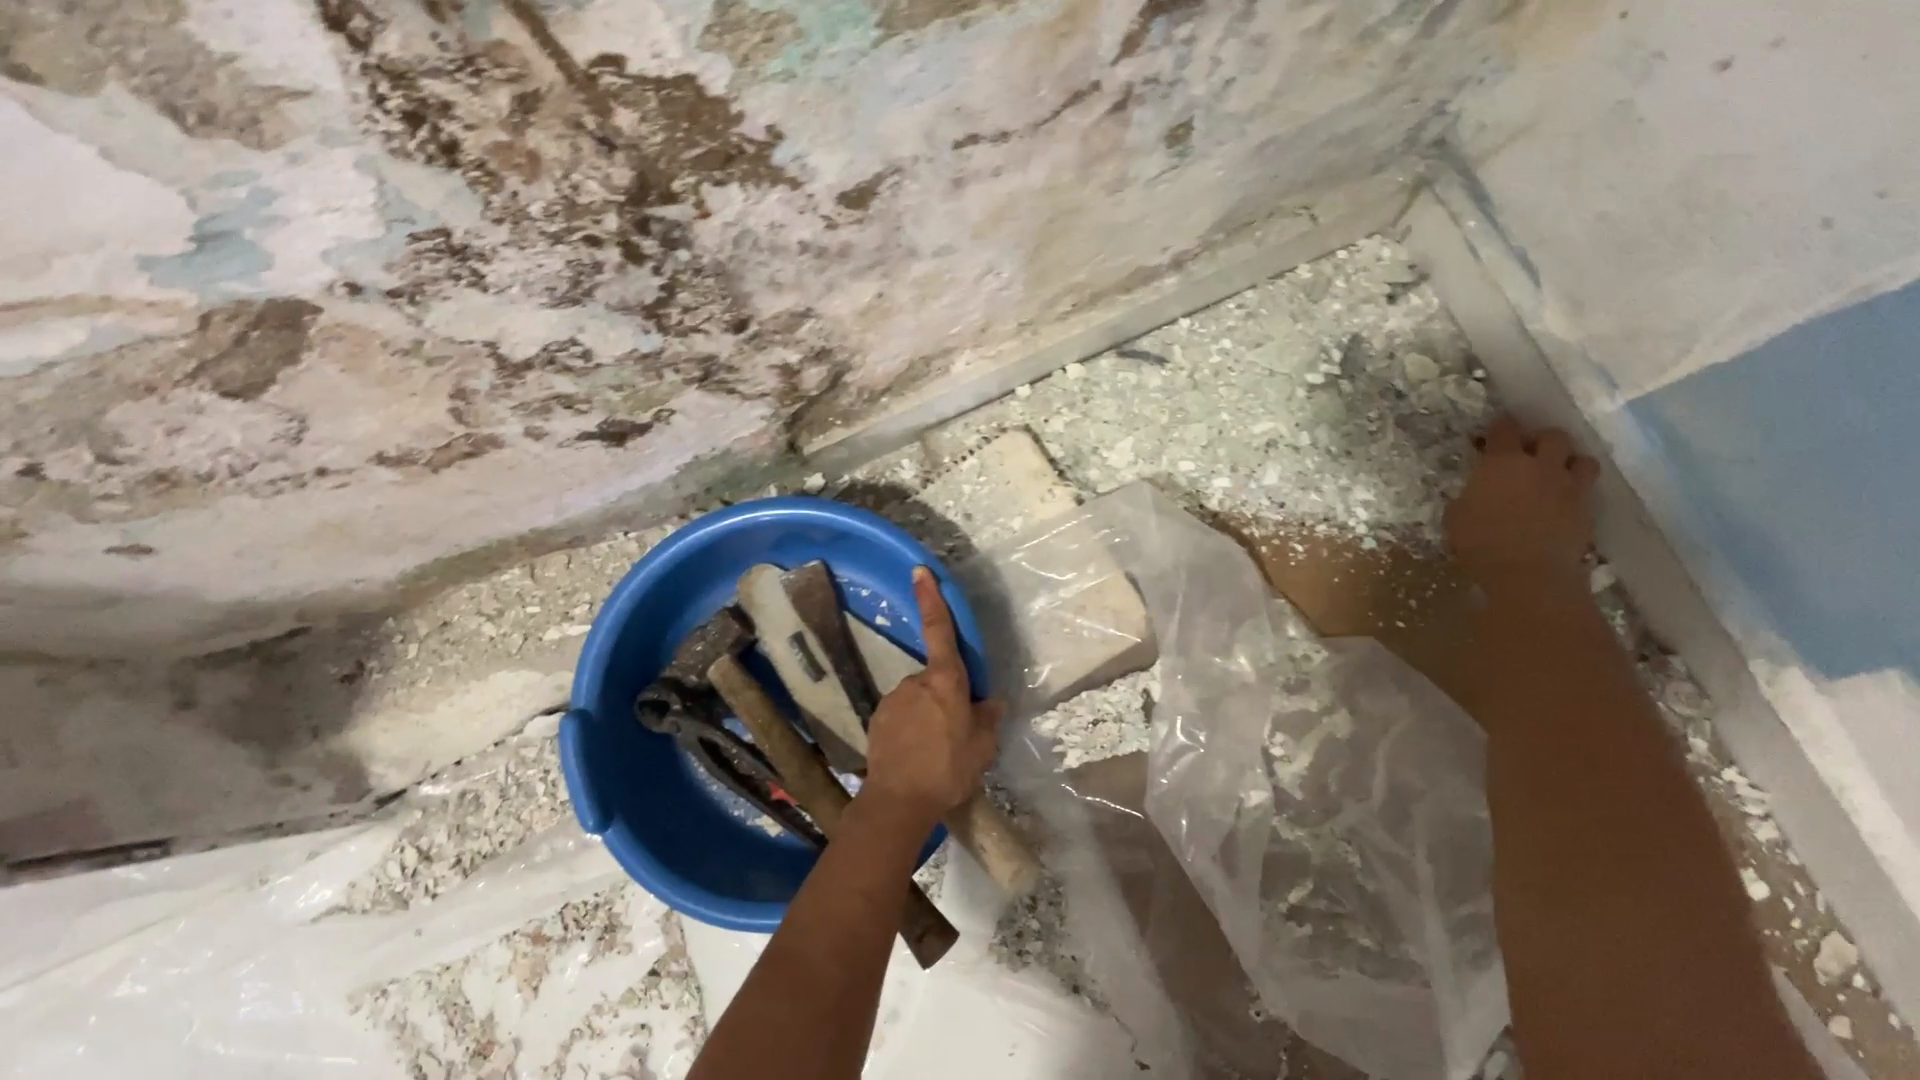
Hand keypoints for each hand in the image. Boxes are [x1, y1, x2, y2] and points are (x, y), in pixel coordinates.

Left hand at [861, 566, 1003, 828]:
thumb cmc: (948, 769)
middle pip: (935, 679)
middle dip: (945, 699)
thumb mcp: (983, 746)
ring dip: (927, 717)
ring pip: (917, 701)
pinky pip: (901, 718)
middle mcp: (915, 682)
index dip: (931, 599)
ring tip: (936, 753)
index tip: (921, 572)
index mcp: (945, 681)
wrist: (898, 801)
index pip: (939, 631)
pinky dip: (911, 731)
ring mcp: (892, 701)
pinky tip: (917, 757)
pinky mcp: (877, 721)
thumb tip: (991, 703)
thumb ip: (988, 719)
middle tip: (957, 735)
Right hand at [1445, 415, 1600, 600]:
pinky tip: (1563, 502)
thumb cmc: (1481, 544)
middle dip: (1540, 441)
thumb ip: (1467, 496)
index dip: (1499, 428)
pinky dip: (1577, 490)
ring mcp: (1569, 486)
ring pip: (1582, 459)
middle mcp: (1540, 465)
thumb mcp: (1456, 517)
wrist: (1529, 574)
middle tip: (1528, 455)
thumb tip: (1472, 492)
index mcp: (1502, 463)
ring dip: (1569, 462)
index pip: (1505, 429)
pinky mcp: (1586, 509)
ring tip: (1556, 475)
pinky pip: (1588, 489)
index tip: (1491, 437)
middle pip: (1552, 436)